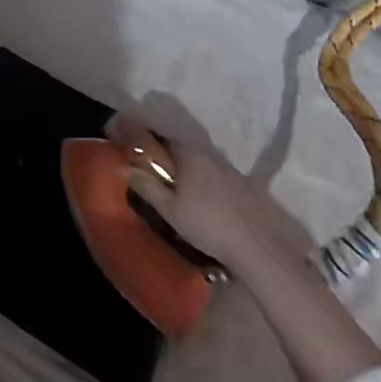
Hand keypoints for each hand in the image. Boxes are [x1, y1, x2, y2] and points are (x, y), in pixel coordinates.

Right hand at [108, 116, 293, 273]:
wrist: (256, 244)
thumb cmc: (207, 225)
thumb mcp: (169, 209)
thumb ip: (146, 185)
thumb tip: (124, 166)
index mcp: (187, 153)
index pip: (159, 137)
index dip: (142, 141)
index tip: (127, 147)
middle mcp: (207, 152)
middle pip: (177, 148)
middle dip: (162, 156)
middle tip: (148, 172)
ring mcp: (226, 166)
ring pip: (196, 160)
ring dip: (182, 168)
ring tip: (171, 187)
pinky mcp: (240, 181)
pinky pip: (210, 172)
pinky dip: (199, 178)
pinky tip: (198, 198)